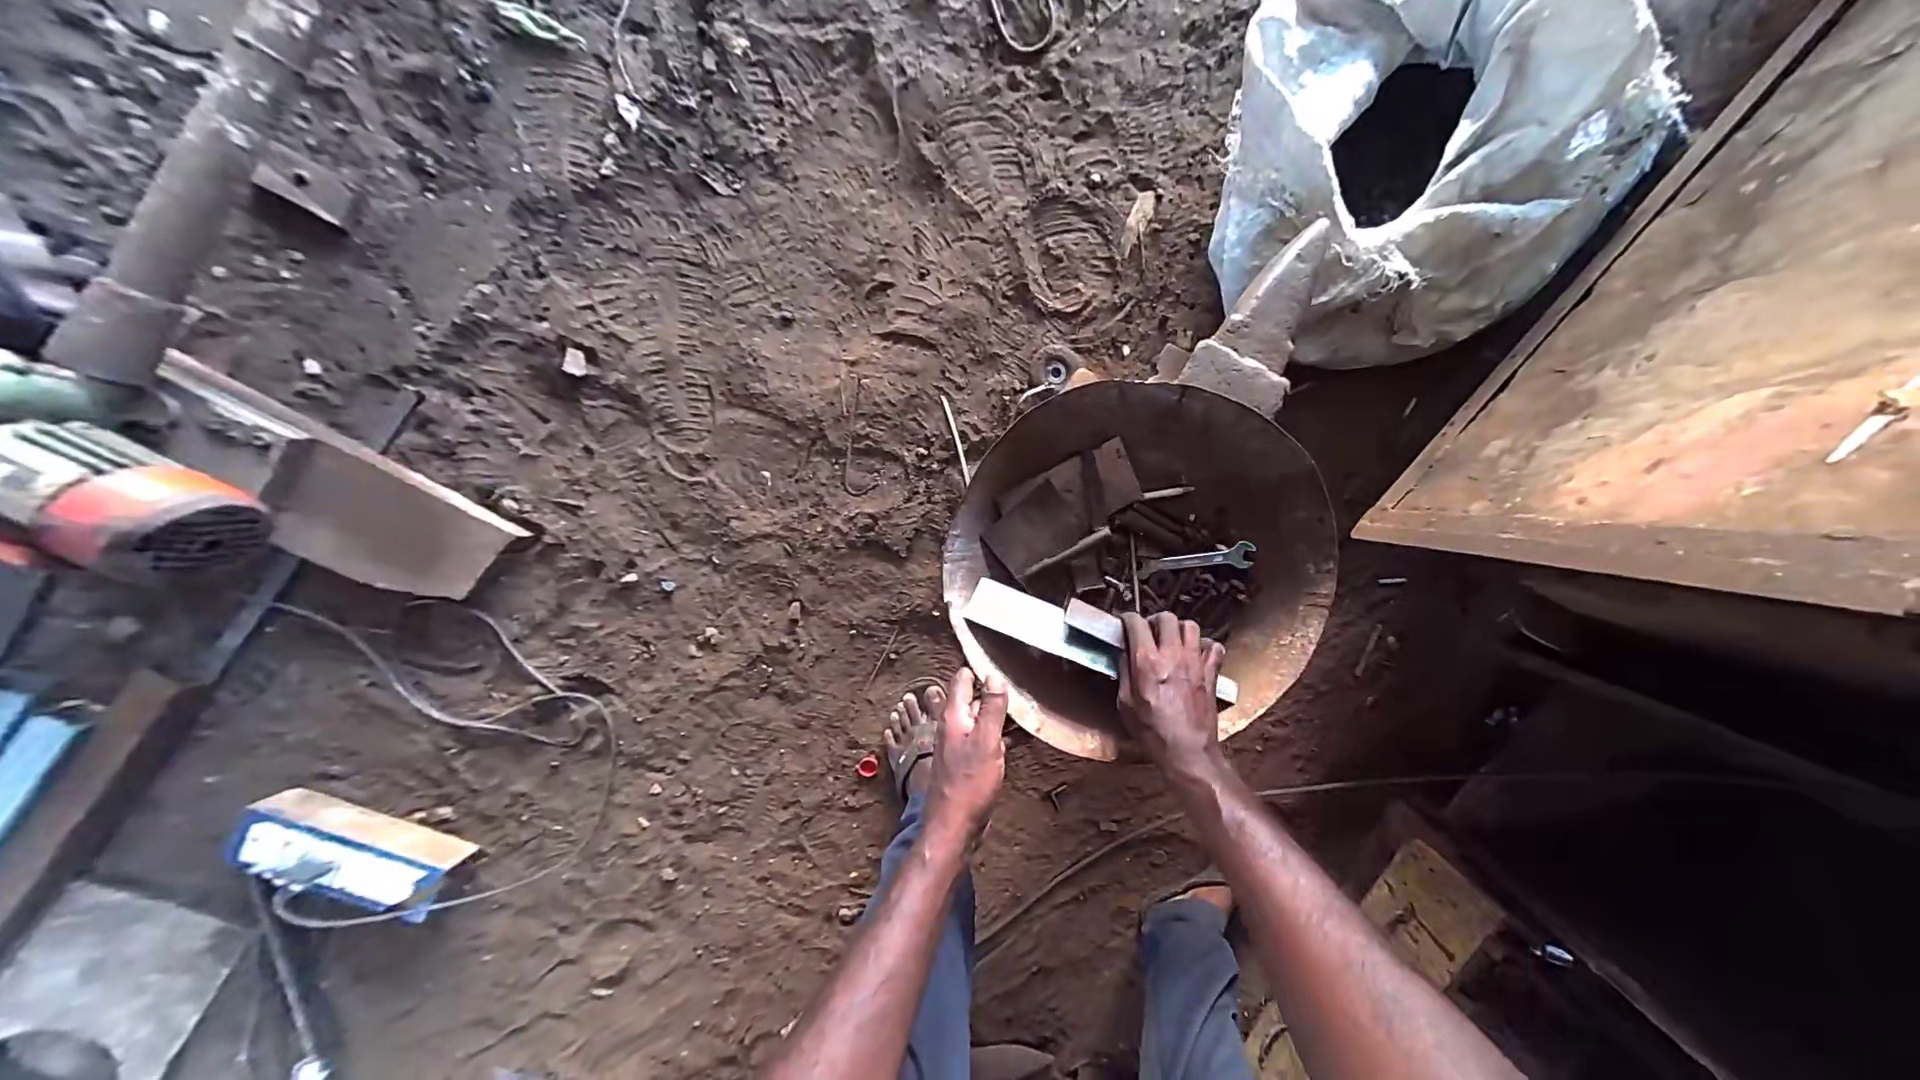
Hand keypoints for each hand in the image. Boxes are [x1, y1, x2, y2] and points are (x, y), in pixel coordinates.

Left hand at [923, 667, 1008, 836]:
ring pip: (981, 721)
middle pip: (973, 699)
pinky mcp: (968, 763)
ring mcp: (960, 746)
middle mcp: (954, 728)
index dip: (978, 669)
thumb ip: (991, 709)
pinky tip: (1017, 738)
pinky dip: (1000, 735)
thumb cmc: (968, 786)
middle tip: (1017, 682)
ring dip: (999, 714)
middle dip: (992, 691)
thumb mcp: (985, 741)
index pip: (962, 680)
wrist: (955, 826)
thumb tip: (994, 677)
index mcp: (954, 717)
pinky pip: (985, 740)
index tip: (999, 661)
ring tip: (1024, 707)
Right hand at [1118, 612, 1226, 779]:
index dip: (1128, 619)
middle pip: (1166, 618)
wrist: (1187, 752)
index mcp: (1147, 662)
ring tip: (1171, 639)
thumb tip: (1124, 653)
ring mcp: (1195, 663)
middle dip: (1154, 620)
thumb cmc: (1155, 733)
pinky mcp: (1211, 673)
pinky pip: (1214, 646)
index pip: (1136, 623)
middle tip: (1149, 631)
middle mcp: (1172, 656)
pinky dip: (1205, 645)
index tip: (1125, 623)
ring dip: (1178, 629)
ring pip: (1190, 626)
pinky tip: (1195, 653)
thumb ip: (1124, 672)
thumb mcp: (1125, 703)